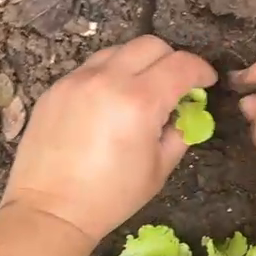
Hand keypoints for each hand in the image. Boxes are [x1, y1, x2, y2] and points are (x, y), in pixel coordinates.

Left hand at [1, 36, 216, 243]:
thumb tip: (184, 113)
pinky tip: (107, 105)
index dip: (201, 71)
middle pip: (150, 44)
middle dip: (170, 60)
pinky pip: (90, 68)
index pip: (181, 65)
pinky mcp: (55, 88)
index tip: (206, 82)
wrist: (50, 210)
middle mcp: (107, 80)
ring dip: (136, 65)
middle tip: (173, 85)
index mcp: (139, 102)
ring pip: (118, 51)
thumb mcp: (158, 169)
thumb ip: (178, 132)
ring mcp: (77, 80)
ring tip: (137, 94)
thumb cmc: (109, 197)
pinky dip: (107, 77)